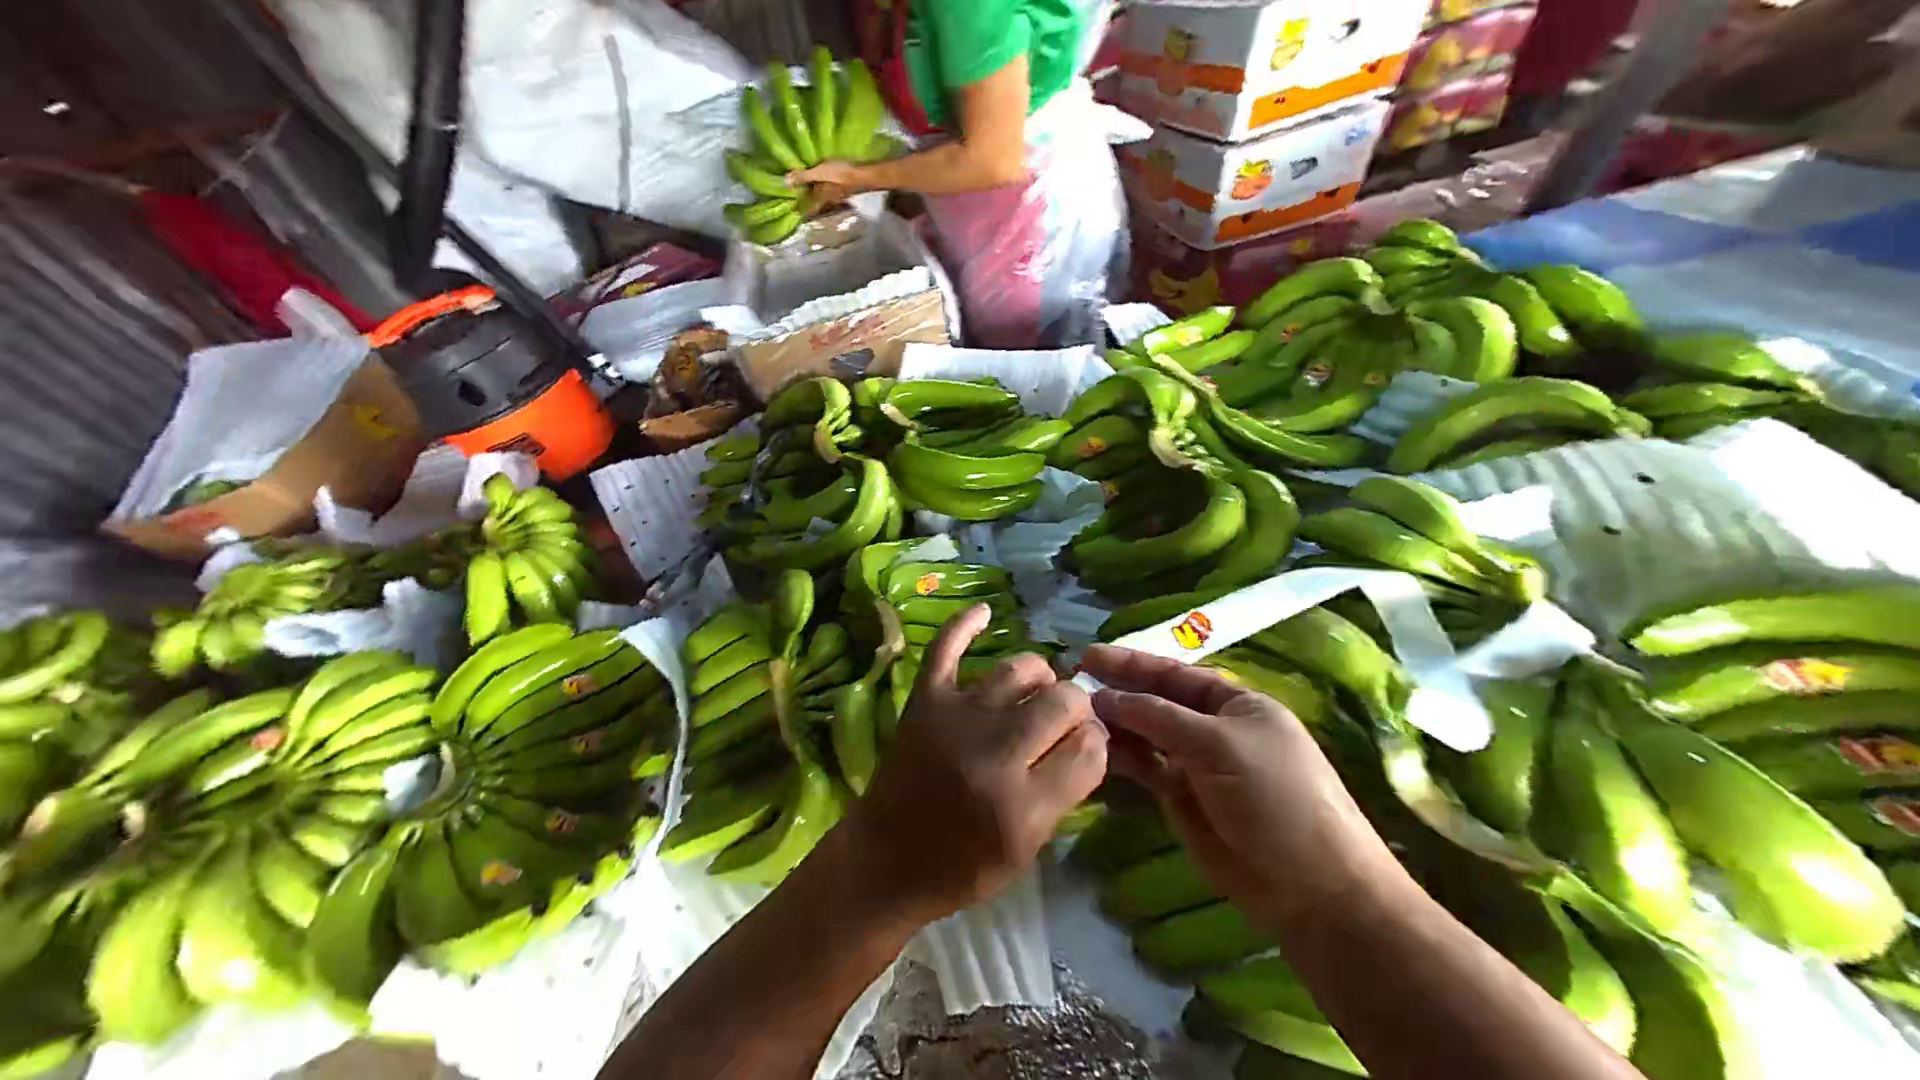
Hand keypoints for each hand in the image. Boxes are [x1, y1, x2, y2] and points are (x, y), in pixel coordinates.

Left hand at [786, 160, 866, 201]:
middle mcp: (828, 200)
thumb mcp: (819, 172)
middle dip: (807, 203)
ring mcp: (837, 196)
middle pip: (815, 204)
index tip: (792, 211)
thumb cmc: (841, 173)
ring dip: (815, 197)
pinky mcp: (844, 190)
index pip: (807, 207)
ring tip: (808, 191)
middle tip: (797, 198)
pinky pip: (829, 192)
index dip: (799, 209)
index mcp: (821, 198)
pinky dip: (823, 190)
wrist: (865, 174)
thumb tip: (785, 183)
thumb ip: (803, 177)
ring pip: (823, 199)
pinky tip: (823, 185)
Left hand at [844, 606, 1106, 922]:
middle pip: (1061, 701)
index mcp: (1021, 805)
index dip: (1096, 743)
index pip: (1089, 749)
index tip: (1087, 746)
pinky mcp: (924, 700)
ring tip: (1037, 693)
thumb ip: (1065, 792)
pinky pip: (946, 648)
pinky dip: (965, 625)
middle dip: (1077, 708)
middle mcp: (992, 753)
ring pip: (1019, 669)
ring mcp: (954, 718)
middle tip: (1064, 722)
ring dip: (1040, 678)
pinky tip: (986, 610)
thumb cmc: (962, 867)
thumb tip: (1089, 736)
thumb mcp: (1028, 849)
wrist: (886, 859)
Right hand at [1081, 645, 1405, 926]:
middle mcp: (1213, 727)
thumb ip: (1158, 716)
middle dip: (1117, 690)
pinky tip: (1092, 747)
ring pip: (1145, 734)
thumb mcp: (1219, 745)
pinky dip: (1120, 756)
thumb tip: (1103, 695)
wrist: (1310, 887)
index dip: (1132, 663)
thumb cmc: (1276, 798)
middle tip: (1070, 684)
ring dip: (1113, 723)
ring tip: (1072, 716)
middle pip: (1156, 700)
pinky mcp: (1181, 797)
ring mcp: (1196, 763)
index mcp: (1236, 702)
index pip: (1175, 673)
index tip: (1089, 655)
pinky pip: (1145, 766)